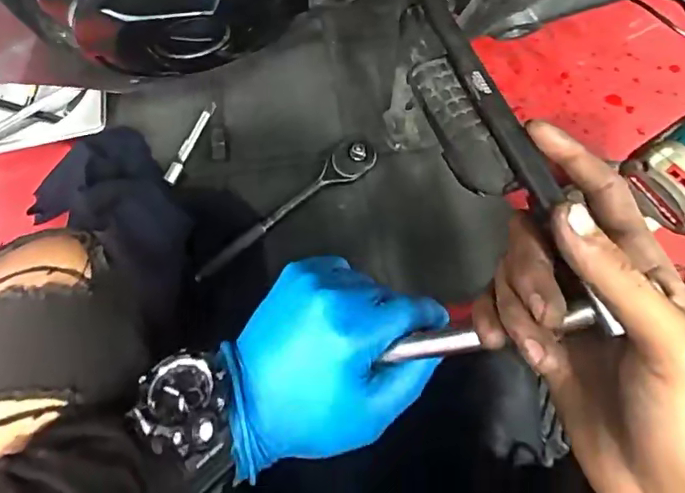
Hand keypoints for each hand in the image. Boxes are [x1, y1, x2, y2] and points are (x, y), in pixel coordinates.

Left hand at [221, 257, 447, 480]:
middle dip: (391, 318)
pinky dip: (341, 287)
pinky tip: (330, 314)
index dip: (428, 314)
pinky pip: (337, 269)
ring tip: (348, 333)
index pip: (408, 308)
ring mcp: (312, 278)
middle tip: (377, 347)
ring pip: (362, 281)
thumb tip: (434, 347)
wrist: (246, 398)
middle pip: (385, 294)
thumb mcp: (370, 415)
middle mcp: (334, 295)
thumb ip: (411, 378)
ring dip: (365, 301)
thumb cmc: (309, 415)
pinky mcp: (295, 271)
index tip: (437, 319)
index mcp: (353, 331)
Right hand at [473, 121, 684, 492]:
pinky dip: (496, 320)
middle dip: (530, 263)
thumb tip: (564, 209)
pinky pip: (501, 306)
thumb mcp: (670, 344)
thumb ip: (615, 275)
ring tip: (540, 347)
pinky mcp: (540, 340)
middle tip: (550, 312)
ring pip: (515, 268)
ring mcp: (567, 308)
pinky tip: (504, 345)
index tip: (535, 131)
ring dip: (517, 302)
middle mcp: (596, 276)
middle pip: (540, 231)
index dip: (572, 158)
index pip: (604, 194)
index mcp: (640, 267)